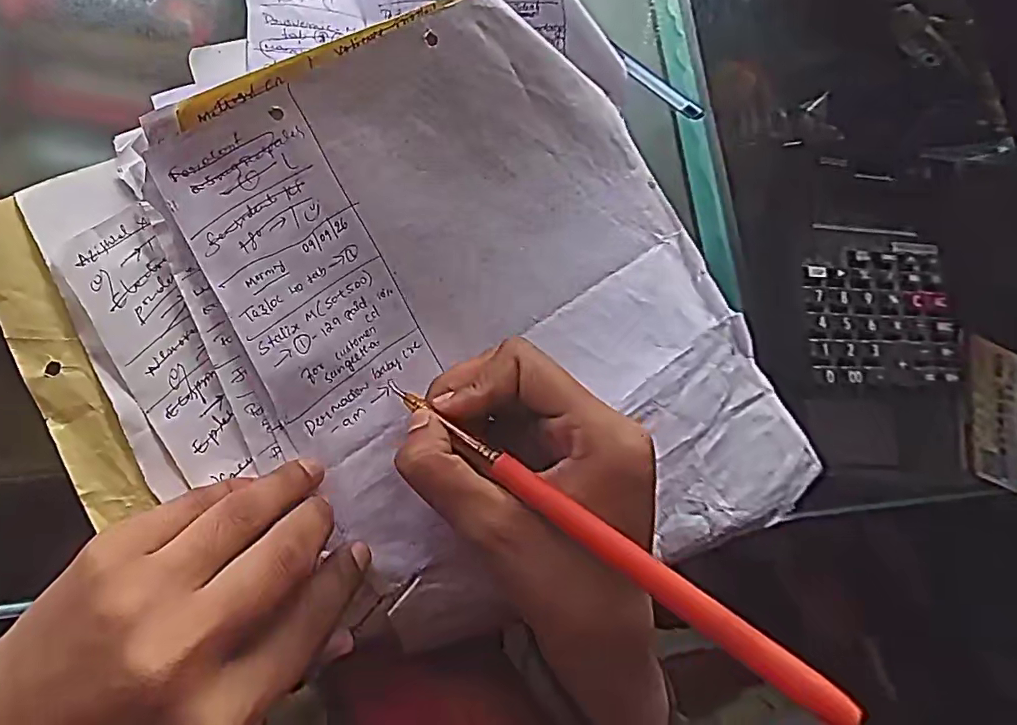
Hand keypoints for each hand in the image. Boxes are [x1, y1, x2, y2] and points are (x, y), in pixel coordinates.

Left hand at [0, 460, 368, 724]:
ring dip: (277, 488)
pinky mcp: (111, 550)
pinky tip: (245, 485)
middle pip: (275, 563)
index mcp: (215, 711)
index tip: (356, 554)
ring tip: (304, 472)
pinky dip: (224, 491)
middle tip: (328, 503)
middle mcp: (185, 644)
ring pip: (235, 517)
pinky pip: (186, 506)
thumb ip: (268, 676)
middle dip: (312, 524)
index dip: (338, 586)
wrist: (11, 720)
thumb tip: (335, 627)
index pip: (302, 629)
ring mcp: (144, 587)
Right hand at [395, 338, 667, 724]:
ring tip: (451, 455)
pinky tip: (468, 465)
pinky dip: (479, 433)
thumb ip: (443, 473)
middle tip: (434, 435)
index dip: (472, 382)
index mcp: (601, 434)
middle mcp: (599, 423)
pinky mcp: (568, 452)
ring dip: (469, 418)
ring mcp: (585, 436)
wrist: (603, 652)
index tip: (439, 419)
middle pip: (514, 372)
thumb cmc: (566, 599)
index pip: (523, 364)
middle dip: (465, 399)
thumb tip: (414, 425)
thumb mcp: (495, 533)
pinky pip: (511, 418)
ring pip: (508, 392)